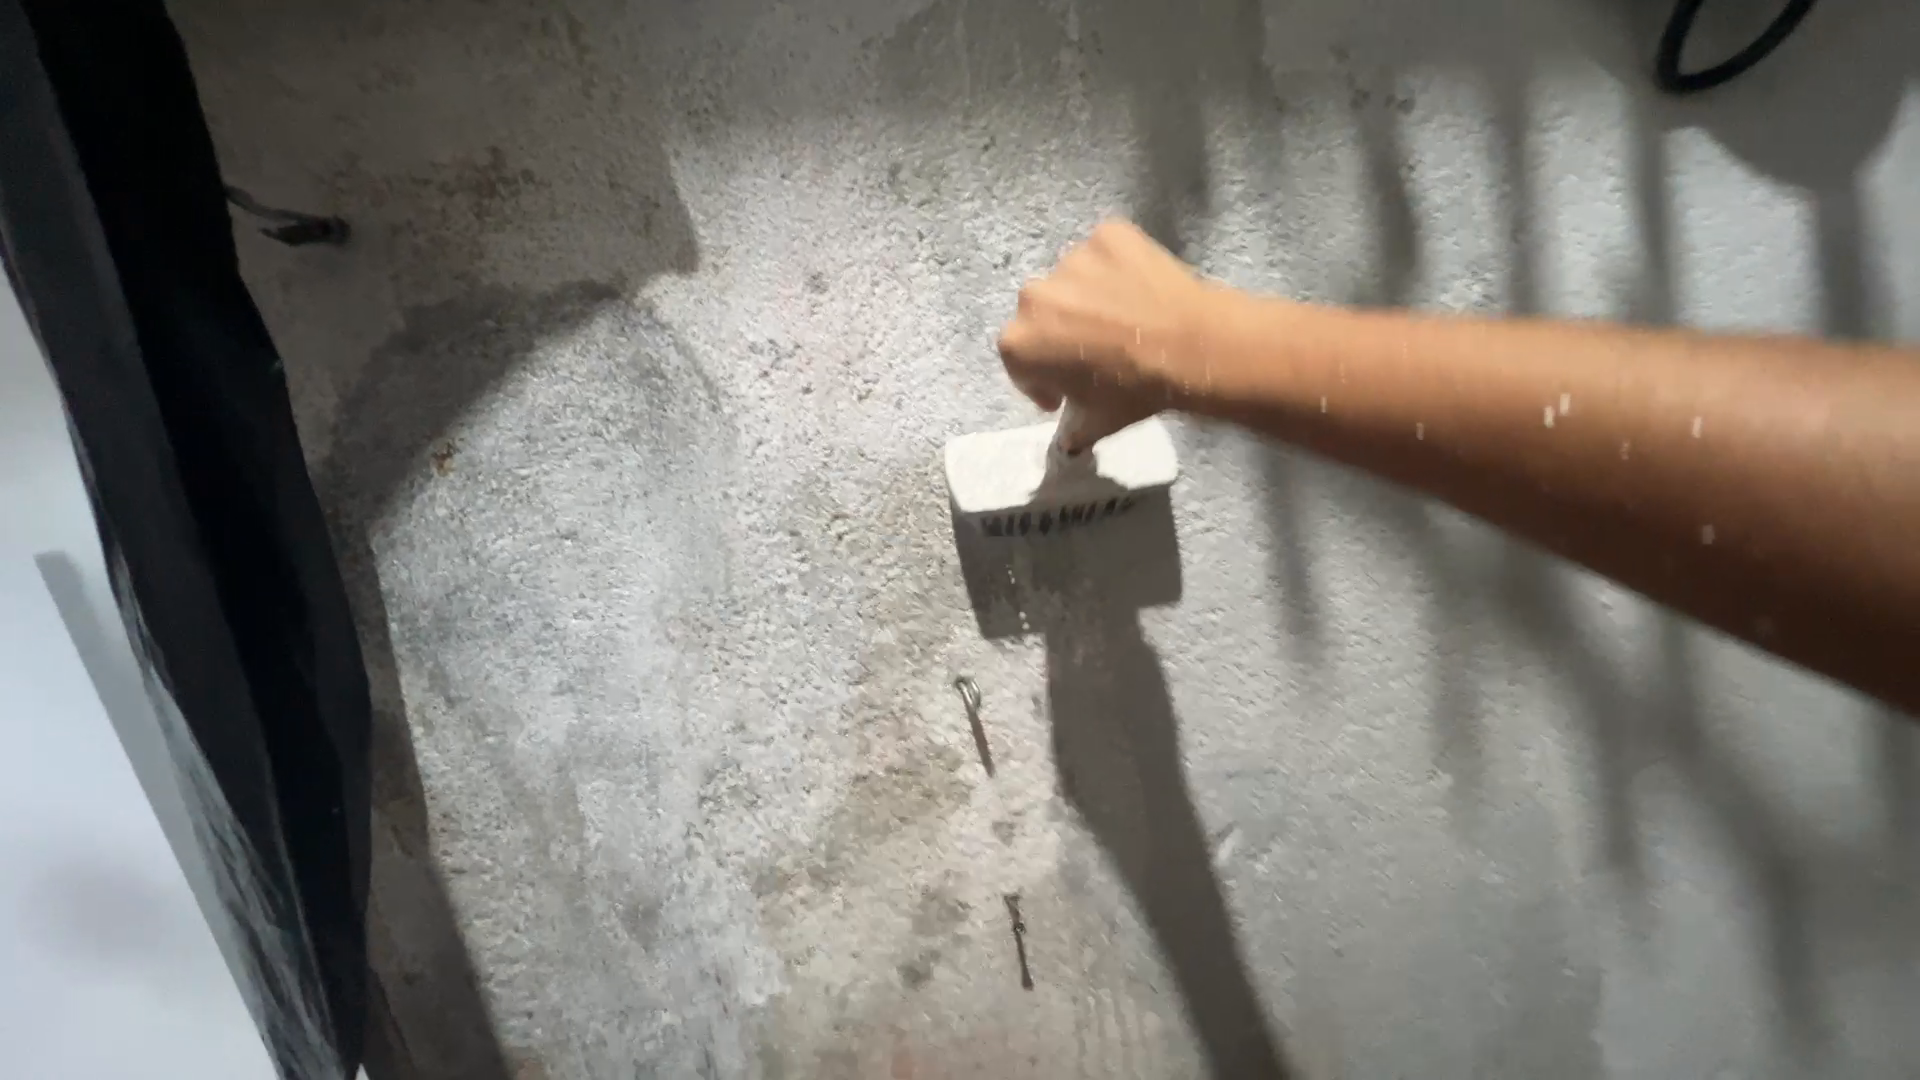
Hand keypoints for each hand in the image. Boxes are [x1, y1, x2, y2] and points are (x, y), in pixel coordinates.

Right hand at [997, 220, 1214, 451]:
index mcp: (1019, 342)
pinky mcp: (1107, 234)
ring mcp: (1070, 259)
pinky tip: (1137, 291)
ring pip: (1071, 281)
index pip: (1019, 361)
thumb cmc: (1134, 391)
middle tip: (1091, 353)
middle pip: (1040, 315)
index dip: (1041, 380)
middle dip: (1058, 333)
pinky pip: (1103, 254)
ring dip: (1085, 299)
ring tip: (1118, 321)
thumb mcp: (1095, 423)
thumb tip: (1069, 439)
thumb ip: (1071, 430)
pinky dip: (1115, 270)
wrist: (1193, 348)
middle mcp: (1033, 295)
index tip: (1064, 392)